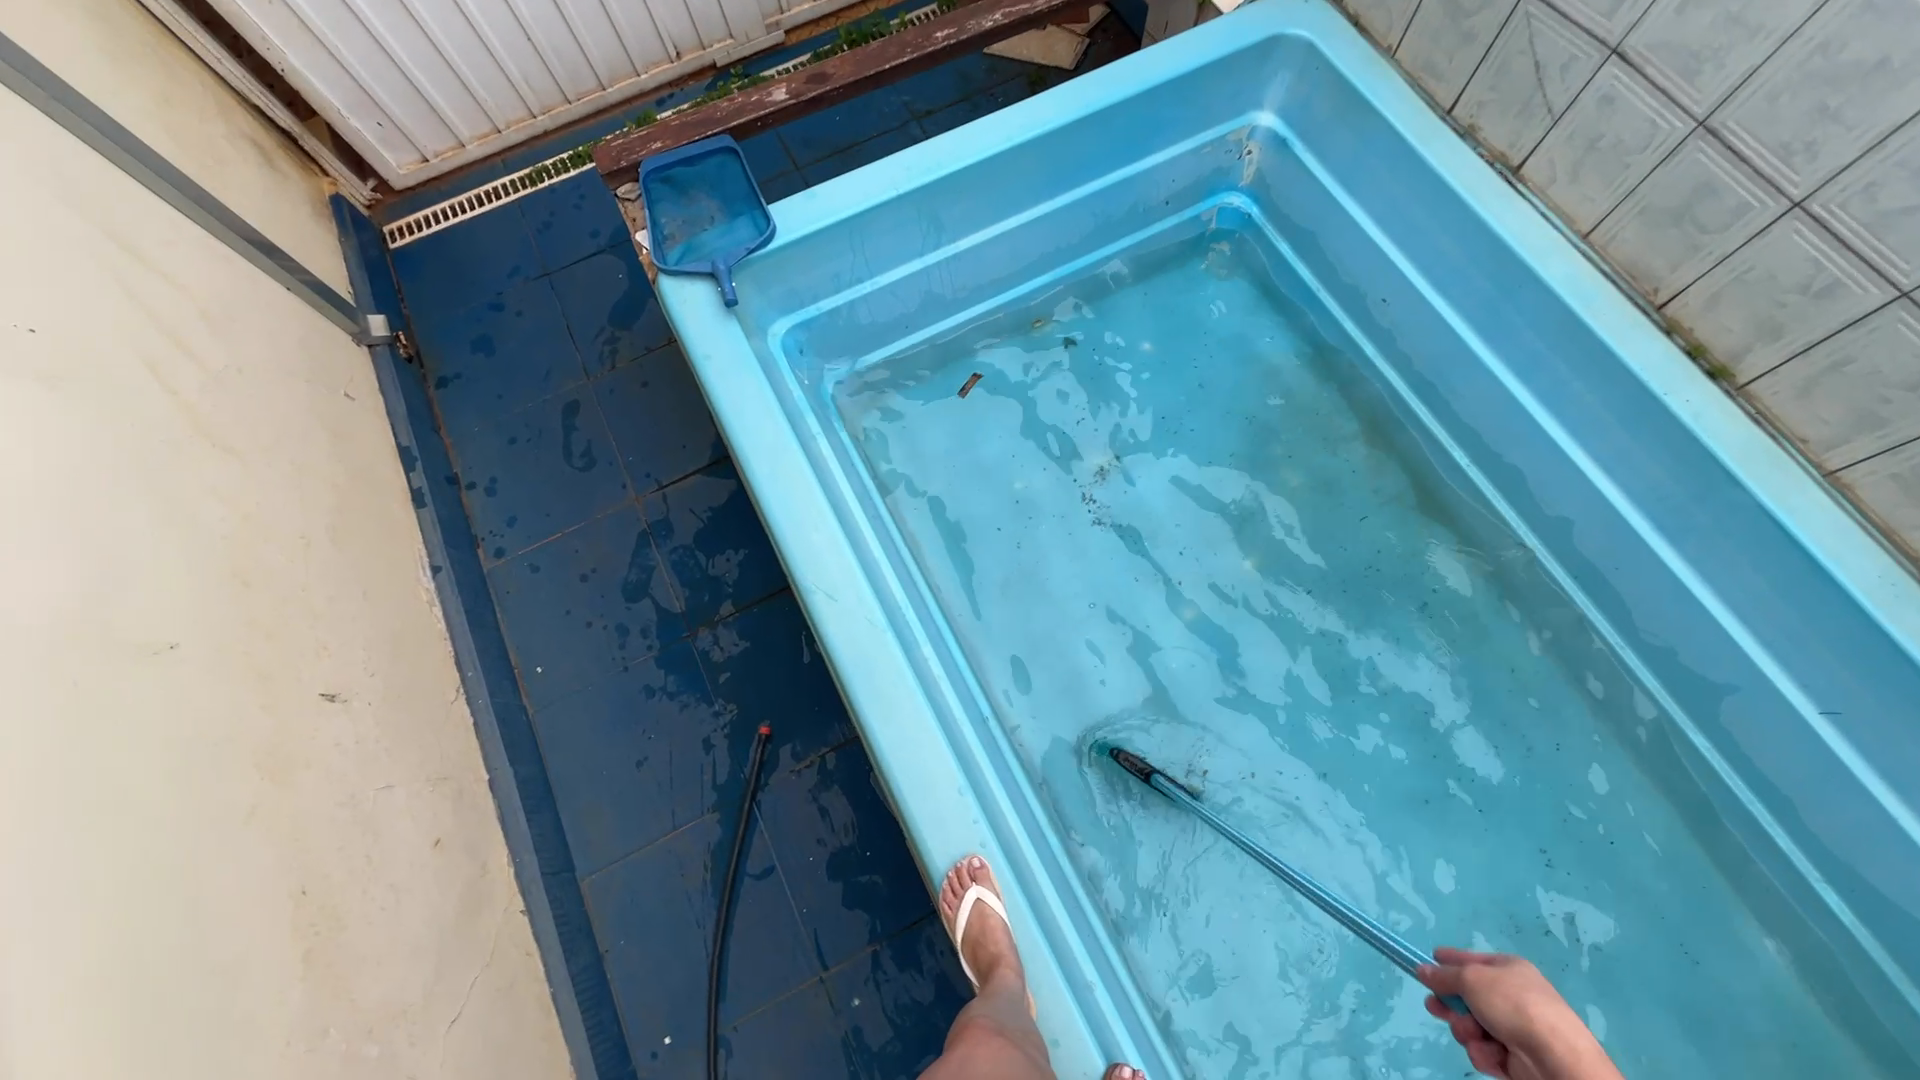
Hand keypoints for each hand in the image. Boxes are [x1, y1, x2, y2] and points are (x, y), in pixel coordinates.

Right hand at [1416, 948, 1622, 1079]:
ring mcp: (1513, 1028)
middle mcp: (1510, 996)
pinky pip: (1483, 1049)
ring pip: (1470, 1025)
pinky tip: (1494, 1054)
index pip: (1469, 959)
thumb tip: (1422, 969)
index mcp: (1507, 969)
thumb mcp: (1471, 979)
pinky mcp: (1513, 1057)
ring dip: (1467, 1031)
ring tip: (1477, 1035)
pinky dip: (1484, 1052)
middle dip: (1450, 1004)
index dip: (1446, 962)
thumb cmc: (1513, 1005)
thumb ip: (1443, 974)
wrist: (1555, 1058)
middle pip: (1466, 996)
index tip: (1423, 968)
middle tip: (1436, 1008)